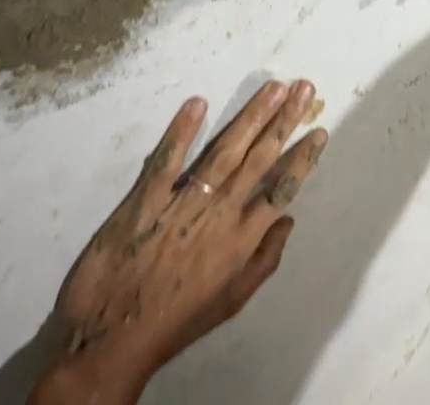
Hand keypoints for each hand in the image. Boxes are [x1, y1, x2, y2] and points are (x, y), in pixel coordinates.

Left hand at [31, 80, 327, 404]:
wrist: (110, 342)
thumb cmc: (176, 321)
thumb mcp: (232, 300)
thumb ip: (265, 259)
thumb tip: (289, 220)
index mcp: (243, 238)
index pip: (282, 187)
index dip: (302, 158)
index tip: (319, 131)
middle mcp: (220, 213)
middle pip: (259, 157)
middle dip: (284, 119)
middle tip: (303, 87)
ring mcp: (183, 203)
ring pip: (224, 150)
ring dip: (251, 116)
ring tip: (273, 87)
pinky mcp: (145, 200)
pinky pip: (168, 159)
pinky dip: (183, 131)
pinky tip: (199, 102)